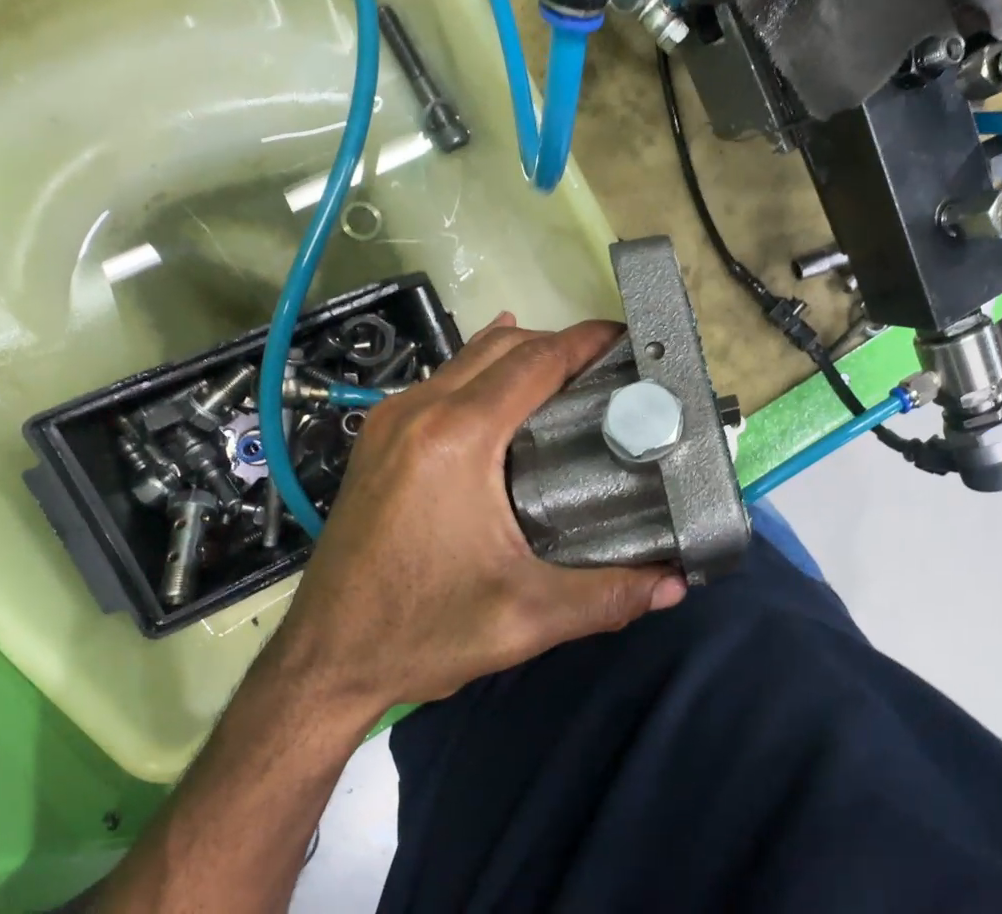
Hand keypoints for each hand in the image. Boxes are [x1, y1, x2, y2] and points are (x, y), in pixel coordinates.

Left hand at [266, 314, 687, 720]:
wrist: (324, 661)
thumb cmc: (424, 632)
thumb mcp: (527, 617)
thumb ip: (609, 595)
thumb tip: (678, 582)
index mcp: (457, 439)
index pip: (535, 363)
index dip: (586, 342)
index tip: (629, 339)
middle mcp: (419, 412)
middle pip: (503, 348)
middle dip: (561, 344)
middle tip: (612, 368)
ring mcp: (390, 421)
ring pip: (467, 359)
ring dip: (521, 357)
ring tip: (573, 379)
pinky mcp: (377, 440)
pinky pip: (441, 381)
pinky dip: (482, 371)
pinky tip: (504, 382)